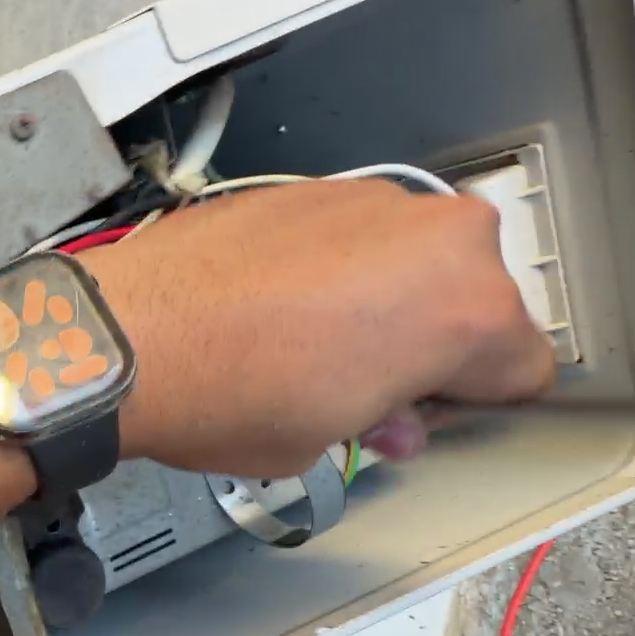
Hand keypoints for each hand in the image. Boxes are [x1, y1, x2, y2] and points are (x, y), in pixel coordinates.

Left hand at [80, 179, 554, 477]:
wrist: (115, 341)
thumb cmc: (205, 393)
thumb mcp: (308, 445)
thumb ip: (372, 426)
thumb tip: (384, 418)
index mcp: (464, 312)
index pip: (519, 367)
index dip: (466, 402)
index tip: (420, 413)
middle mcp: (430, 239)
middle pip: (463, 304)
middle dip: (415, 348)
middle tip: (346, 387)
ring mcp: (362, 202)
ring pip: (401, 264)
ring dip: (366, 303)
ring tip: (287, 347)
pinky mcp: (299, 190)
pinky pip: (338, 238)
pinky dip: (316, 270)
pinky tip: (258, 308)